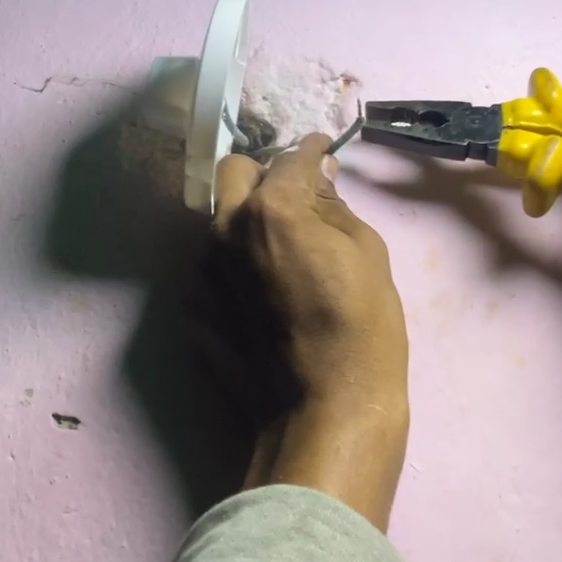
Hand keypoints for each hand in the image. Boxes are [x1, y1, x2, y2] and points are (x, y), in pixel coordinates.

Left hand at [202, 133, 408, 528]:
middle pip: (233, 171)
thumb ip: (334, 206)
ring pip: (218, 219)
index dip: (312, 149)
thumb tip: (319, 176)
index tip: (321, 150)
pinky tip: (259, 291)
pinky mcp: (193, 304)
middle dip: (263, 172)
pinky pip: (211, 265)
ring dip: (244, 220)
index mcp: (272, 208)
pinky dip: (233, 264)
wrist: (324, 412)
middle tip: (291, 194)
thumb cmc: (363, 332)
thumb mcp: (368, 255)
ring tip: (277, 250)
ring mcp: (203, 267)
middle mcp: (226, 227)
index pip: (290, 157)